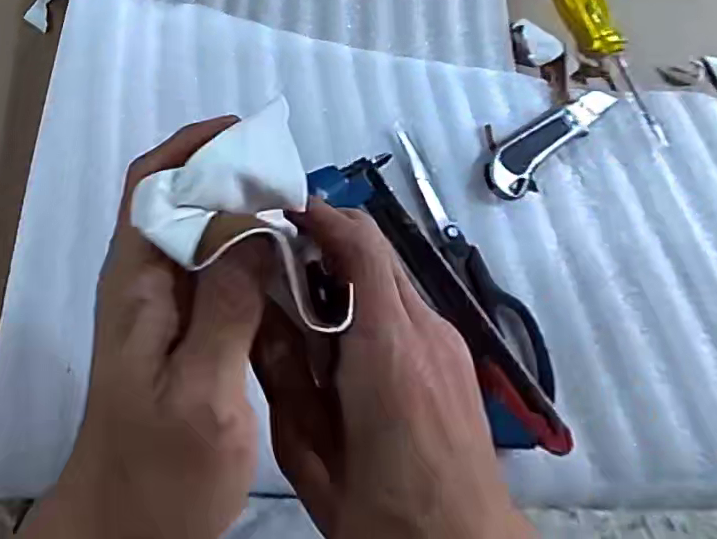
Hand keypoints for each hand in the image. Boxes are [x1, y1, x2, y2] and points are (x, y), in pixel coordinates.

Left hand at [21, 117, 266, 538]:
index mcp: (136, 281)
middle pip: (175, 196)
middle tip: (281, 173)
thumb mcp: (201, 393)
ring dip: (236, 205)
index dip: (191, 148)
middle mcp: (143, 278)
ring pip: (196, 227)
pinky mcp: (180, 323)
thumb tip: (252, 226)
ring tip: (288, 204)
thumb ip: (225, 307)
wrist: (125, 528)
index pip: (151, 184)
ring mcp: (160, 301)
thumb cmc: (158, 472)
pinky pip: (213, 263)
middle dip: (222, 170)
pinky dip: (245, 245)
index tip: (243, 136)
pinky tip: (281, 256)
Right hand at [252, 198, 532, 538]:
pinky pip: (406, 302)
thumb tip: (259, 312)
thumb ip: (281, 376)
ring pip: (391, 271)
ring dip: (349, 265)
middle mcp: (426, 329)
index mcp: (388, 348)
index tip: (284, 208)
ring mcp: (448, 339)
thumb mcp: (309, 453)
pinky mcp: (457, 354)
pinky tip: (346, 331)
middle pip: (377, 247)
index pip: (361, 245)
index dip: (321, 215)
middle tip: (284, 246)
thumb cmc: (381, 515)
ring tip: (308, 289)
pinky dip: (371, 294)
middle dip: (329, 234)